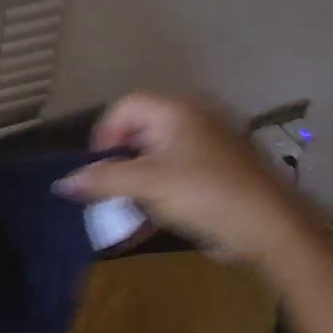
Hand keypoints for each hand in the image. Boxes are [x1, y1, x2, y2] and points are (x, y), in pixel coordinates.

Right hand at [54, 92, 316, 259]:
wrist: (269, 225)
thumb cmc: (204, 193)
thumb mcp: (146, 184)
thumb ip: (102, 180)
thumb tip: (62, 182)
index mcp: (177, 109)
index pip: (124, 107)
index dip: (104, 136)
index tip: (100, 169)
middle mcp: (194, 117)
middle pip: (139, 131)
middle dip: (118, 162)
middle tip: (111, 191)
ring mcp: (209, 144)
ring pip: (156, 155)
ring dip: (136, 181)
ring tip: (129, 208)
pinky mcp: (218, 170)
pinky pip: (176, 172)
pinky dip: (158, 190)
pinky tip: (152, 218)